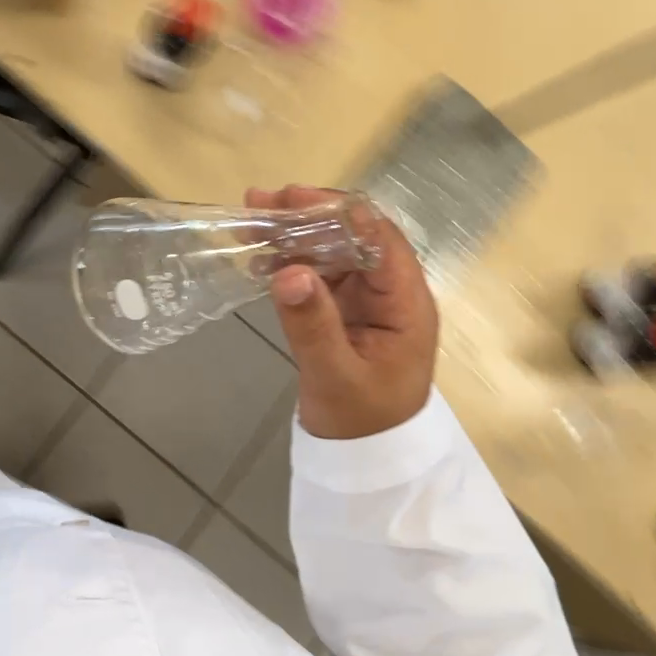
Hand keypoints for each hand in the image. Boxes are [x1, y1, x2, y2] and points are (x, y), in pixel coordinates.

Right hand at [247, 186, 438, 439]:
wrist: (366, 457)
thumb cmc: (362, 421)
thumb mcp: (335, 376)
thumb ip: (313, 325)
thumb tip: (287, 271)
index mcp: (405, 302)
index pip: (378, 237)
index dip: (336, 212)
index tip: (291, 199)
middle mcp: (389, 291)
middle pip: (353, 235)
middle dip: (307, 216)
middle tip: (257, 204)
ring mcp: (366, 300)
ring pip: (332, 251)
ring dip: (294, 235)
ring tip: (249, 224)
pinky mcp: (344, 311)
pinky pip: (319, 275)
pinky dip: (290, 263)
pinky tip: (259, 261)